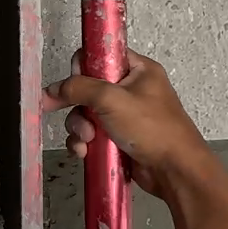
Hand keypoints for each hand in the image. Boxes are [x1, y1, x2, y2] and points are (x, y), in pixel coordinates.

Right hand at [46, 50, 212, 199]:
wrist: (176, 173)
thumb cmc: (151, 129)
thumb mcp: (111, 99)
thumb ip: (78, 88)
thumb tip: (51, 90)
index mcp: (138, 70)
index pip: (100, 55)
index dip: (83, 68)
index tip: (78, 84)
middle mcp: (131, 88)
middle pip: (86, 86)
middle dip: (76, 104)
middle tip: (58, 109)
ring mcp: (124, 114)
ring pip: (85, 111)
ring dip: (79, 126)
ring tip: (87, 139)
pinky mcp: (118, 136)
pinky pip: (90, 131)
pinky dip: (83, 140)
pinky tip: (84, 151)